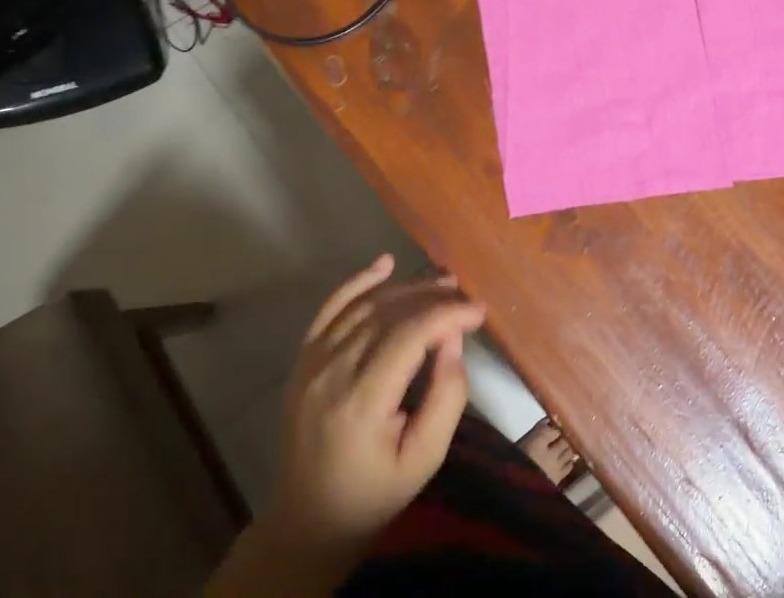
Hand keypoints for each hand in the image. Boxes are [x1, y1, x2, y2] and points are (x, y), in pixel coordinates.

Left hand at [268, 255, 485, 570]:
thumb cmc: (376, 493)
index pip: (409, 335)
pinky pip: (329, 311)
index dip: (447, 315)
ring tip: (441, 284)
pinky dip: (356, 284)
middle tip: (465, 295)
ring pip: (363, 308)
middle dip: (431, 298)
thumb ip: (446, 397)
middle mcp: (331, 373)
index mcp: (362, 401)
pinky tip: (383, 265)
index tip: (479, 311)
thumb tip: (452, 340)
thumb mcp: (425, 458)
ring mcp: (312, 364)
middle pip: (387, 315)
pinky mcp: (303, 363)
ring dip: (404, 290)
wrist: (309, 519)